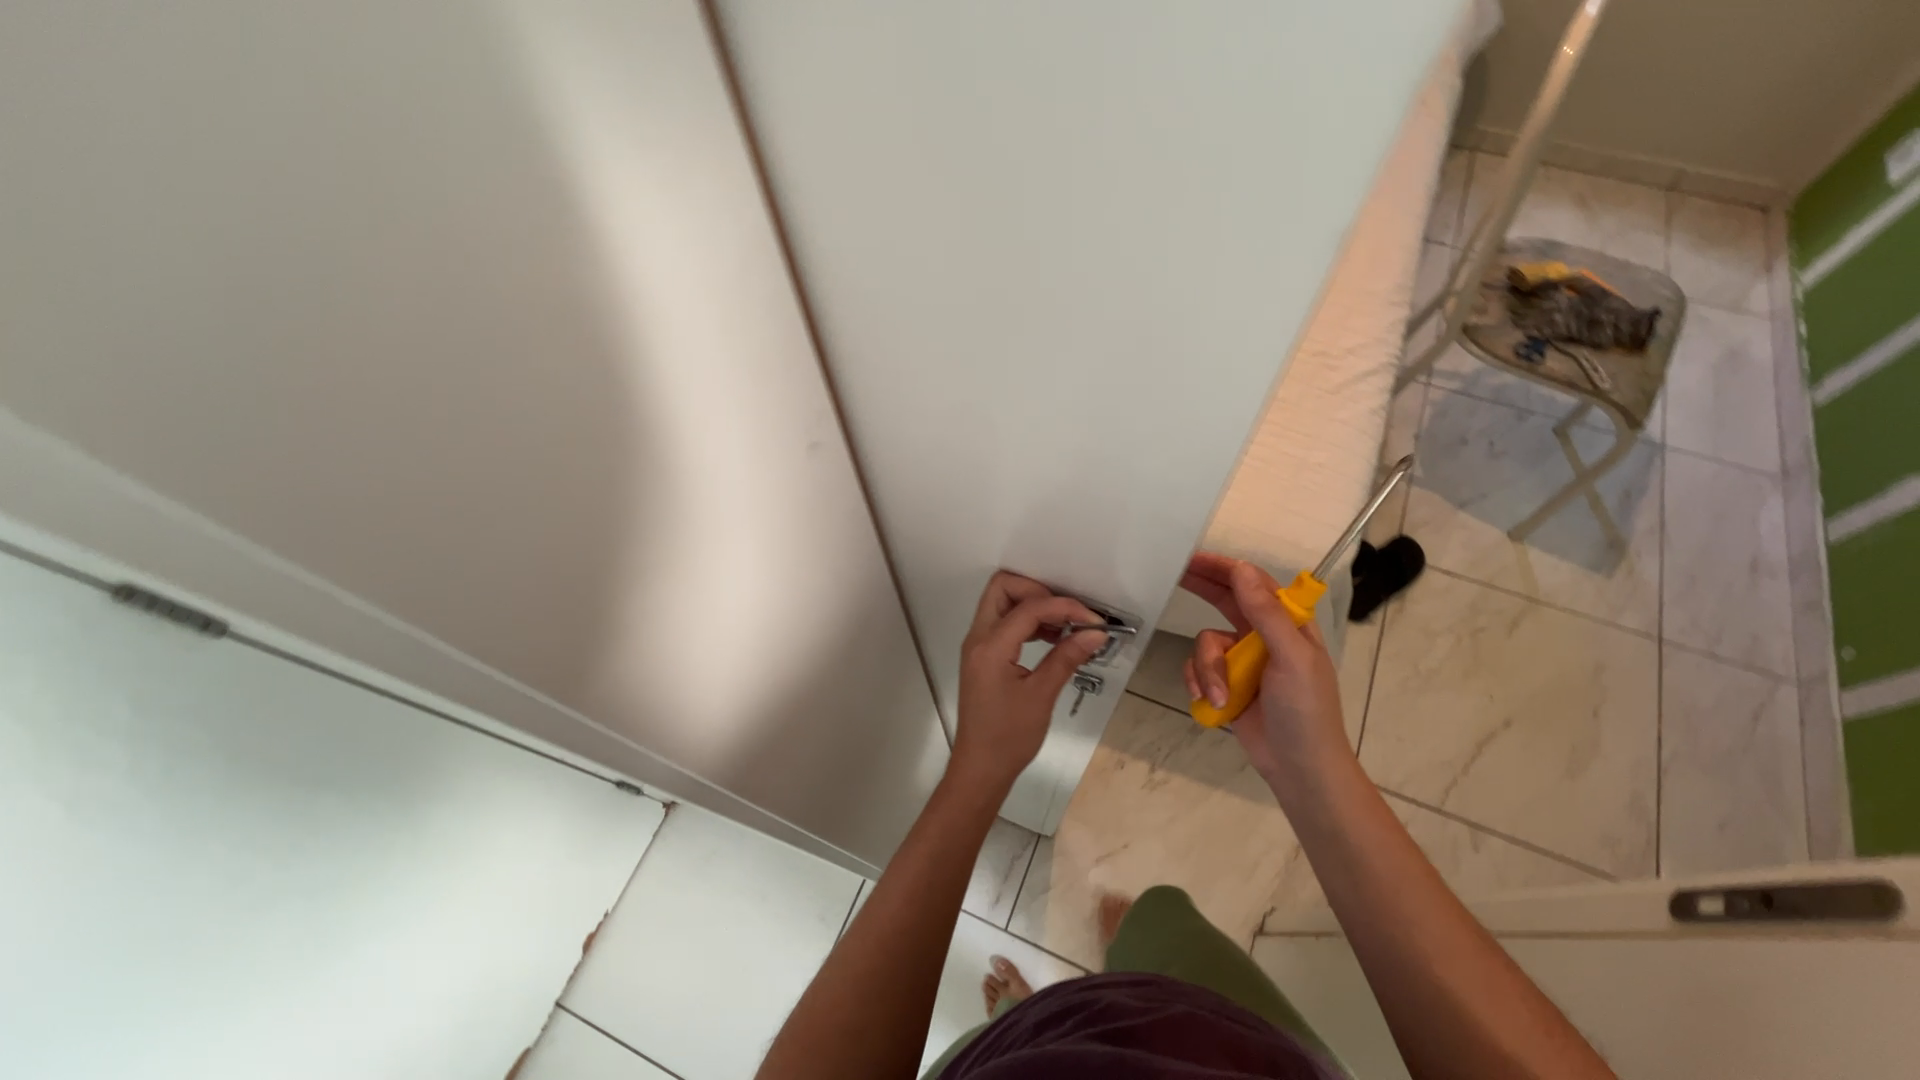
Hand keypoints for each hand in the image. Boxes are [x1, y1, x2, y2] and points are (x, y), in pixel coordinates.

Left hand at [952, 572, 1109, 790]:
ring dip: (1033, 604)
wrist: (980, 768)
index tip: (1092, 621)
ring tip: (1064, 627)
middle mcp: (978, 638)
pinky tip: (1051, 639)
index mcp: (990, 647)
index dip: (1064, 607)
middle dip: (1038, 590)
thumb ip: (1066, 658)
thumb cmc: (1009, 737)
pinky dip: (1027, 620)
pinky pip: (1002, 622)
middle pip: (1003, 587)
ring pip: (1001, 602)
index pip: (1029, 607)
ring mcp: (978, 646)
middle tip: (1068, 612)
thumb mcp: (1041, 696)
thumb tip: (1095, 633)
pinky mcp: (983, 657)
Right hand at [1179, 553, 1348, 779]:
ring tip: (1219, 696)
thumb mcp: (1291, 658)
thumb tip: (1241, 569)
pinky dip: (1200, 685)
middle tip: (1175, 575)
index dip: (1225, 567)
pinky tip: (1212, 703)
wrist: (1299, 767)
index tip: (1193, 557)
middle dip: (1201, 589)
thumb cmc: (1306, 710)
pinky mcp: (1224, 685)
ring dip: (1206, 669)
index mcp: (1287, 624)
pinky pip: (1197, 671)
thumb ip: (1265, 614)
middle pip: (1224, 601)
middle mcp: (1262, 636)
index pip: (1253, 583)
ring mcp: (1241, 662)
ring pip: (1204, 644)